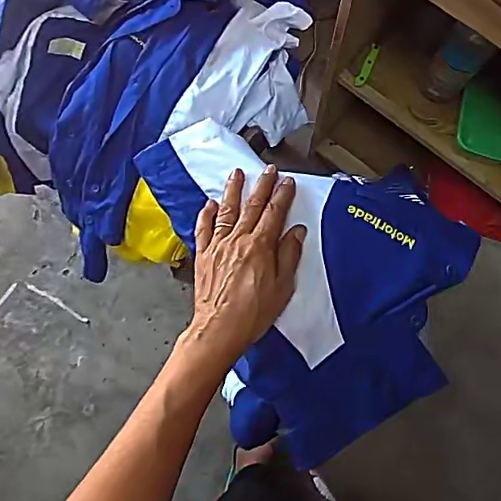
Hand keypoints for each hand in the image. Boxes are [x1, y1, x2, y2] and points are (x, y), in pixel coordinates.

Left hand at [172, 165, 305, 387]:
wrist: (219, 329)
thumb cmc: (253, 312)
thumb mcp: (283, 285)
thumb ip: (289, 255)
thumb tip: (295, 232)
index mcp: (260, 246)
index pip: (275, 212)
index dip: (283, 195)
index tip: (288, 182)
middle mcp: (238, 241)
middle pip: (252, 206)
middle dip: (262, 185)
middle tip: (268, 171)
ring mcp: (218, 247)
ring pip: (226, 212)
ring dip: (233, 191)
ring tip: (236, 175)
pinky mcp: (204, 257)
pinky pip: (204, 230)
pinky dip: (206, 215)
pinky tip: (209, 204)